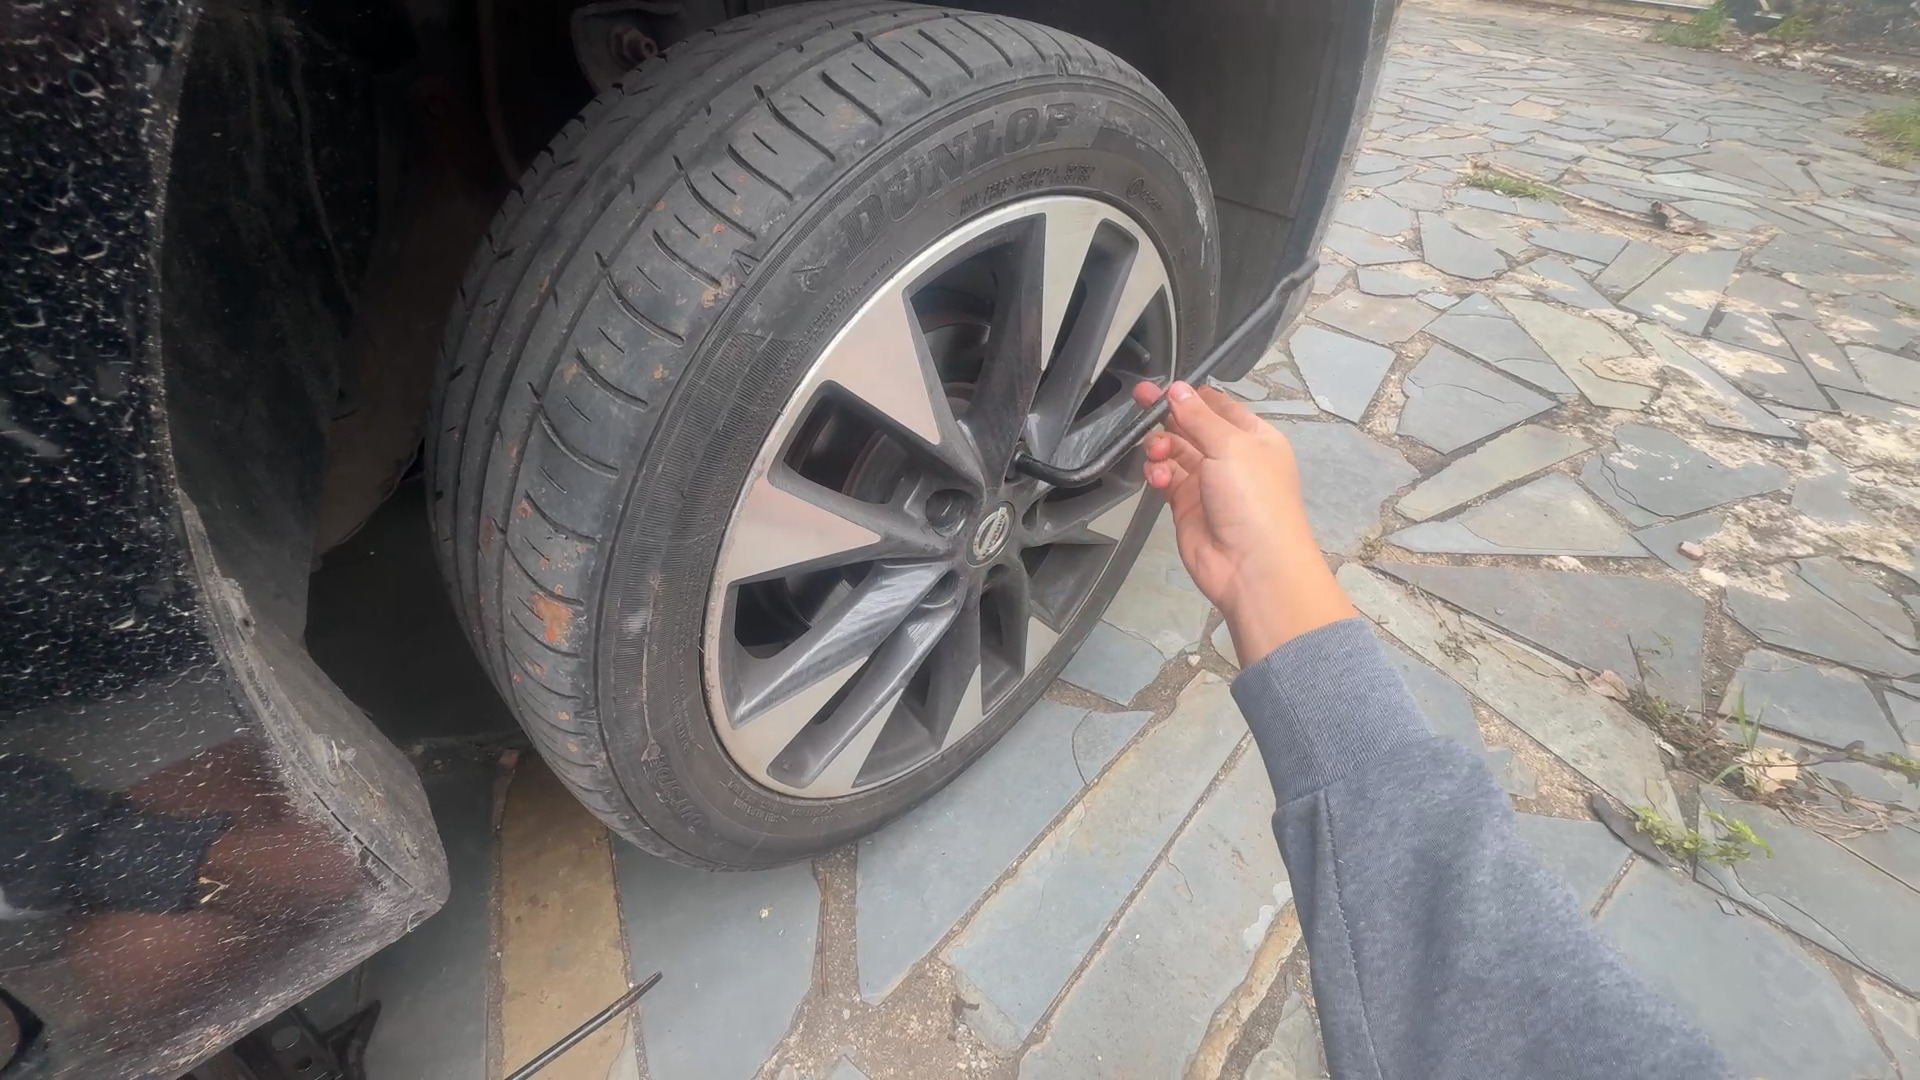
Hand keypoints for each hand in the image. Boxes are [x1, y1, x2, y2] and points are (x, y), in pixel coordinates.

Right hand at [1135, 381, 1356, 665]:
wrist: (1252, 566)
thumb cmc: (1253, 498)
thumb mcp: (1230, 447)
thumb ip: (1198, 417)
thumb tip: (1176, 388)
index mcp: (1253, 437)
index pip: (1217, 406)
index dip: (1188, 395)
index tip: (1160, 386)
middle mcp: (1231, 457)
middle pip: (1191, 427)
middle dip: (1166, 416)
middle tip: (1138, 401)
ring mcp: (1207, 482)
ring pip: (1174, 452)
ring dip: (1160, 447)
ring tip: (1155, 453)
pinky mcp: (1185, 506)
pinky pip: (1166, 479)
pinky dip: (1157, 474)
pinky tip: (1157, 479)